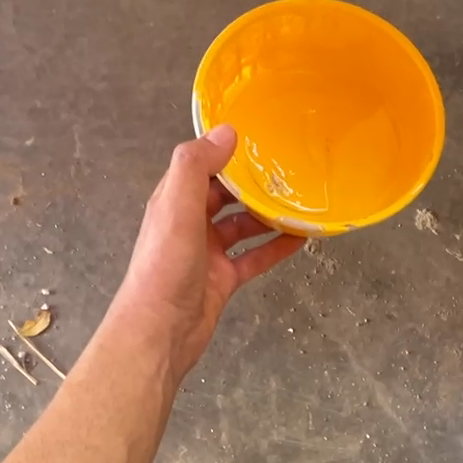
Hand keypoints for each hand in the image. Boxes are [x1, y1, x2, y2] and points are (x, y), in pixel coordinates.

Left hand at [100, 124, 303, 381]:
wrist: (161, 331)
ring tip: (301, 203)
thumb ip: (197, 168)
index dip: (228, 153)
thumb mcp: (178, 209)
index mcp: (175, 202)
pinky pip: (256, 256)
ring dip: (269, 215)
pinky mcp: (225, 278)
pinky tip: (301, 239)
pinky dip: (277, 247)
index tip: (262, 140)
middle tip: (291, 171)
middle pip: (227, 196)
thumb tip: (228, 131)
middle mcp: (191, 223)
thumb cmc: (167, 267)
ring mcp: (209, 253)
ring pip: (244, 226)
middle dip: (254, 184)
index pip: (203, 168)